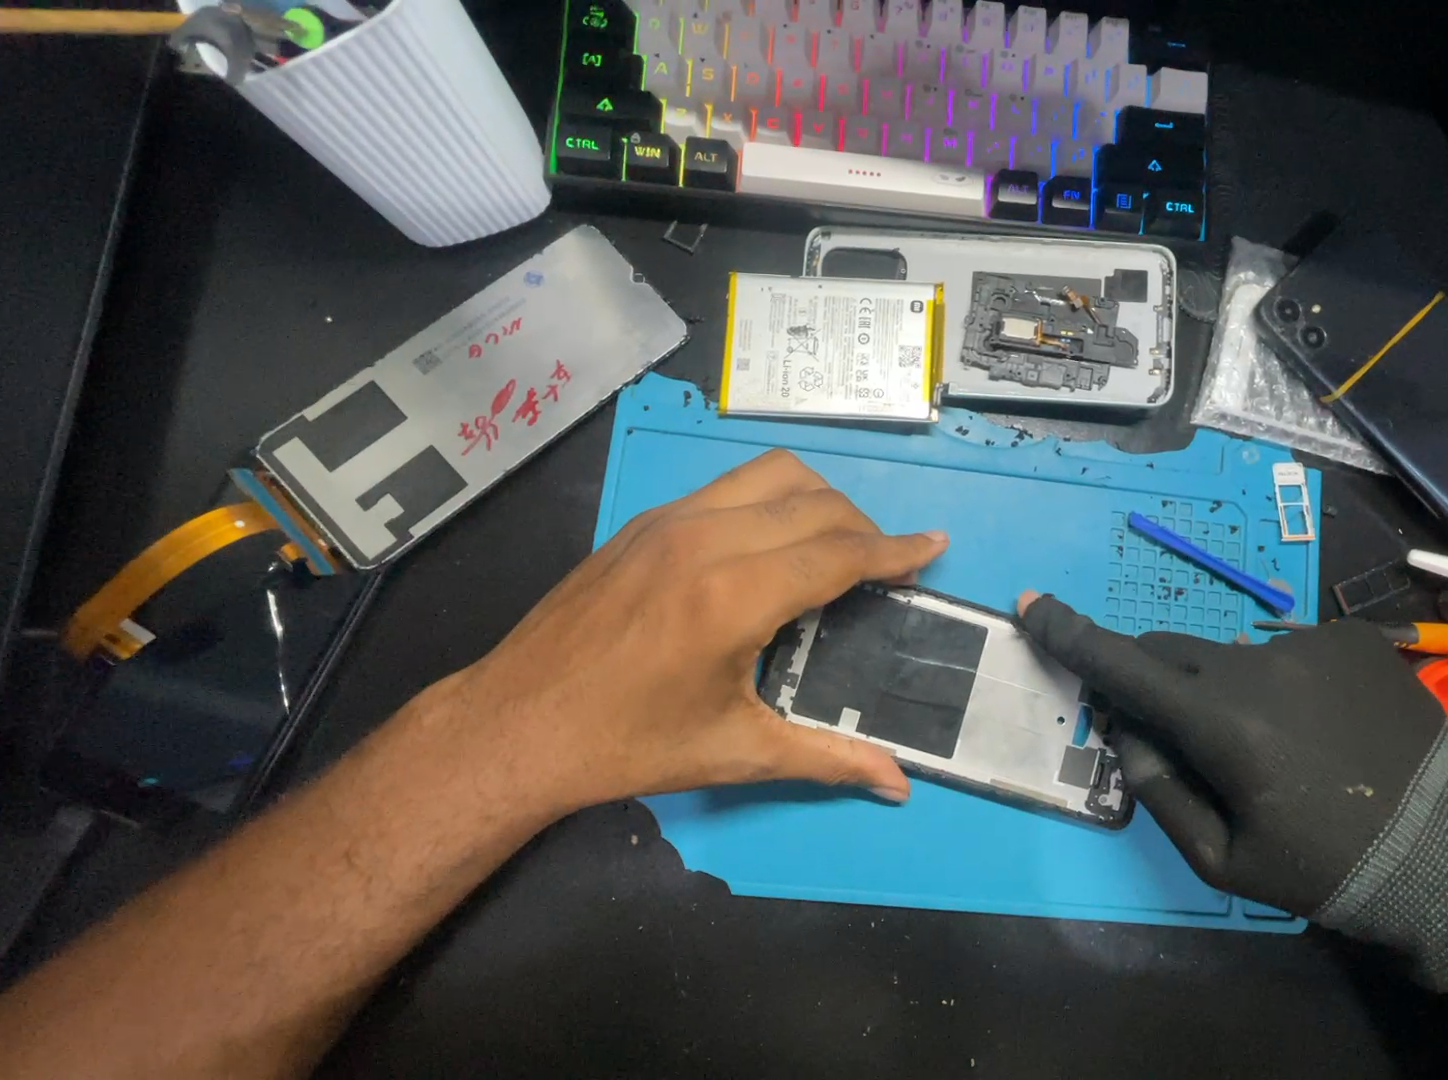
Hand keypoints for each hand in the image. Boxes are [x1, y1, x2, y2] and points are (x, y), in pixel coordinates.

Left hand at [425, 450, 945, 816]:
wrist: (513, 724)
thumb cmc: (628, 745)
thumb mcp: (736, 754)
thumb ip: (829, 758)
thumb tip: (900, 784)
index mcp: (733, 597)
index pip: (838, 553)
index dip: (895, 550)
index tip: (934, 546)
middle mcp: (706, 540)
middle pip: (816, 504)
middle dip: (866, 527)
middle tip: (887, 563)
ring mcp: (670, 521)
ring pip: (772, 475)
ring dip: (821, 499)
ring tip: (838, 540)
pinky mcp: (645, 521)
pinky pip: (731, 485)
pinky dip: (773, 499)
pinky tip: (773, 540)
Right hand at [1017, 593, 1447, 990]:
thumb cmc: (1328, 868)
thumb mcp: (1224, 859)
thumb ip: (1159, 788)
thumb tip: (1127, 728)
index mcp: (1223, 722)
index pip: (1123, 665)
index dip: (1069, 634)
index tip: (1030, 603)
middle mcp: (1259, 664)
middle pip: (1168, 653)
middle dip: (1152, 683)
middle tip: (1176, 734)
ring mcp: (1310, 643)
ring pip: (1227, 656)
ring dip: (1223, 690)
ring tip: (1278, 748)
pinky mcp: (1350, 638)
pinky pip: (1283, 652)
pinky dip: (1278, 683)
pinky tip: (1322, 727)